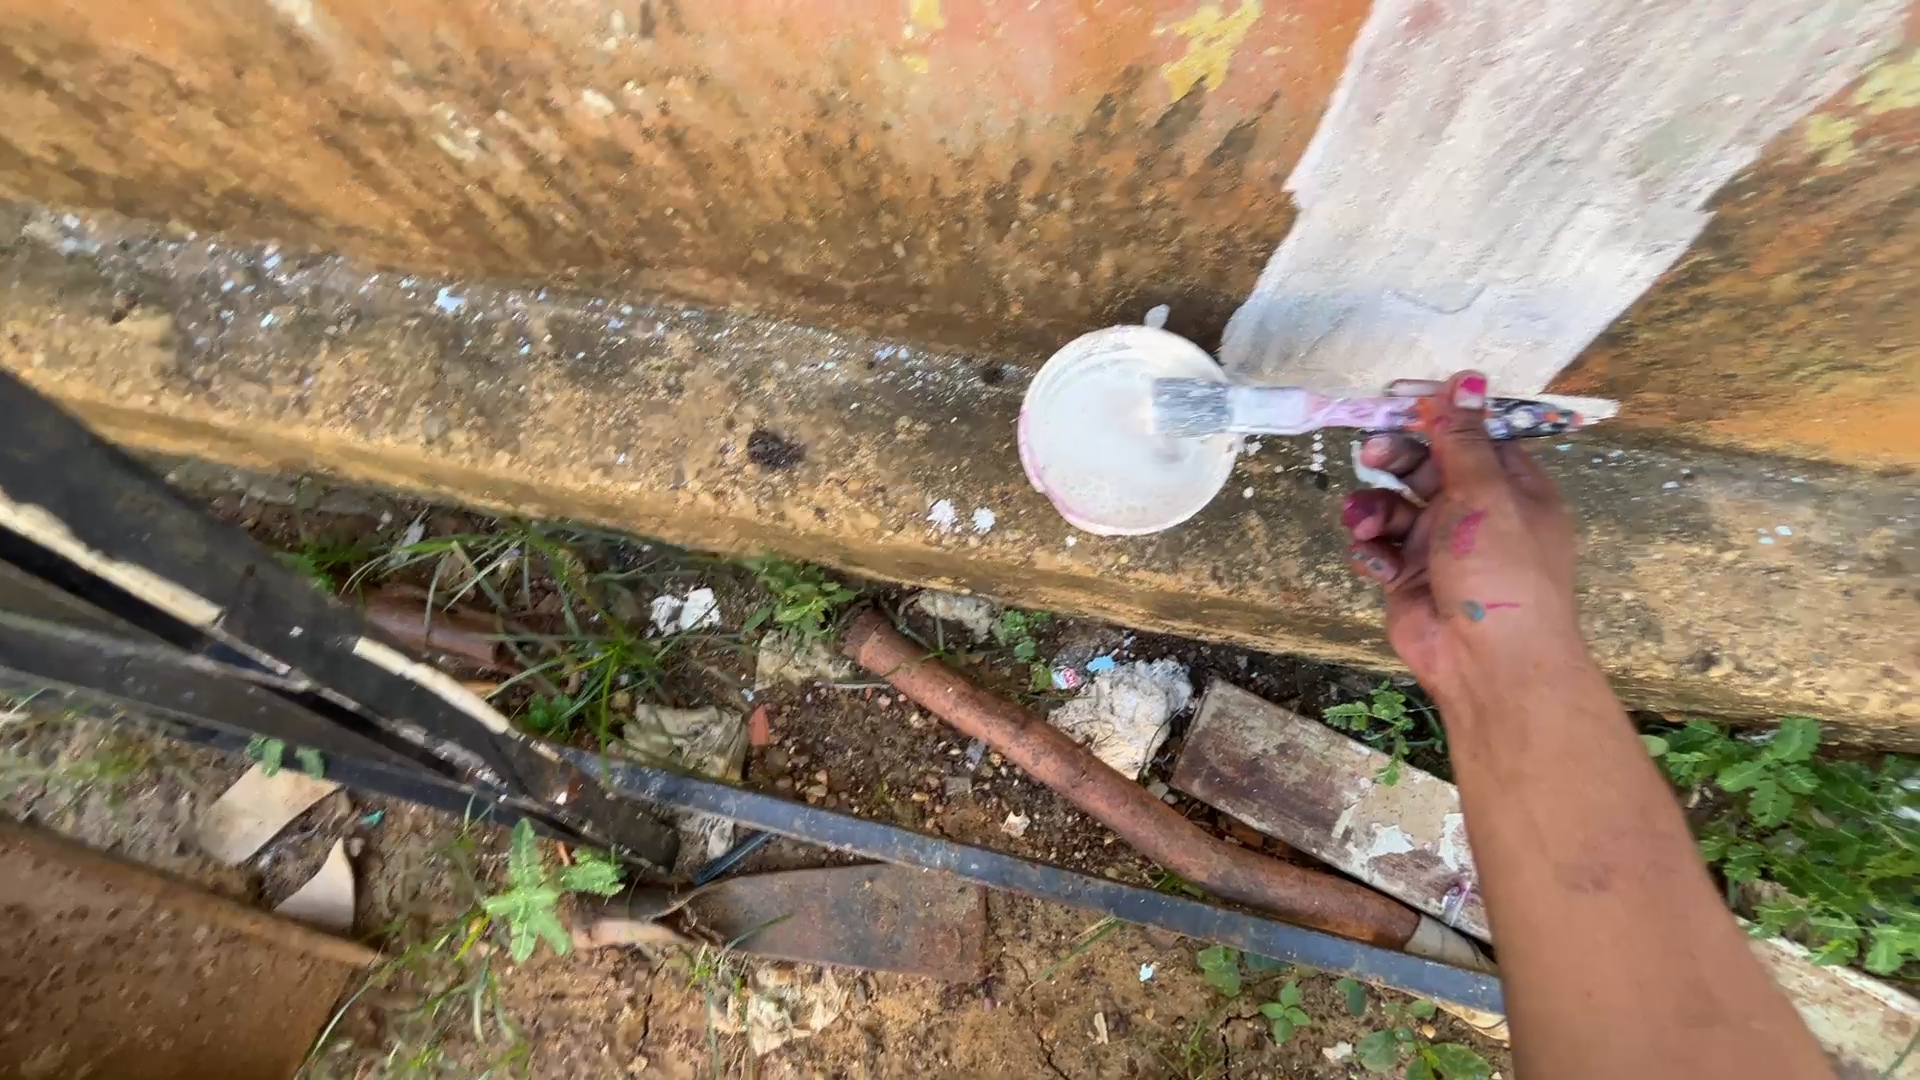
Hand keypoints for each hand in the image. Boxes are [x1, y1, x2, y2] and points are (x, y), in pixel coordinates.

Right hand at [1340, 371, 1584, 707]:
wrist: (1486, 659)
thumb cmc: (1499, 568)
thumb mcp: (1484, 494)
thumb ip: (1463, 439)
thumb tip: (1465, 377)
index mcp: (1509, 487)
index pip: (1471, 436)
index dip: (1436, 417)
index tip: (1397, 400)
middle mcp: (1473, 512)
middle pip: (1424, 467)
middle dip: (1393, 460)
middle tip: (1368, 453)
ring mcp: (1436, 545)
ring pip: (1391, 507)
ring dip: (1372, 510)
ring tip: (1363, 524)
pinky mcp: (1405, 575)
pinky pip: (1378, 548)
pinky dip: (1370, 551)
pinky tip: (1374, 562)